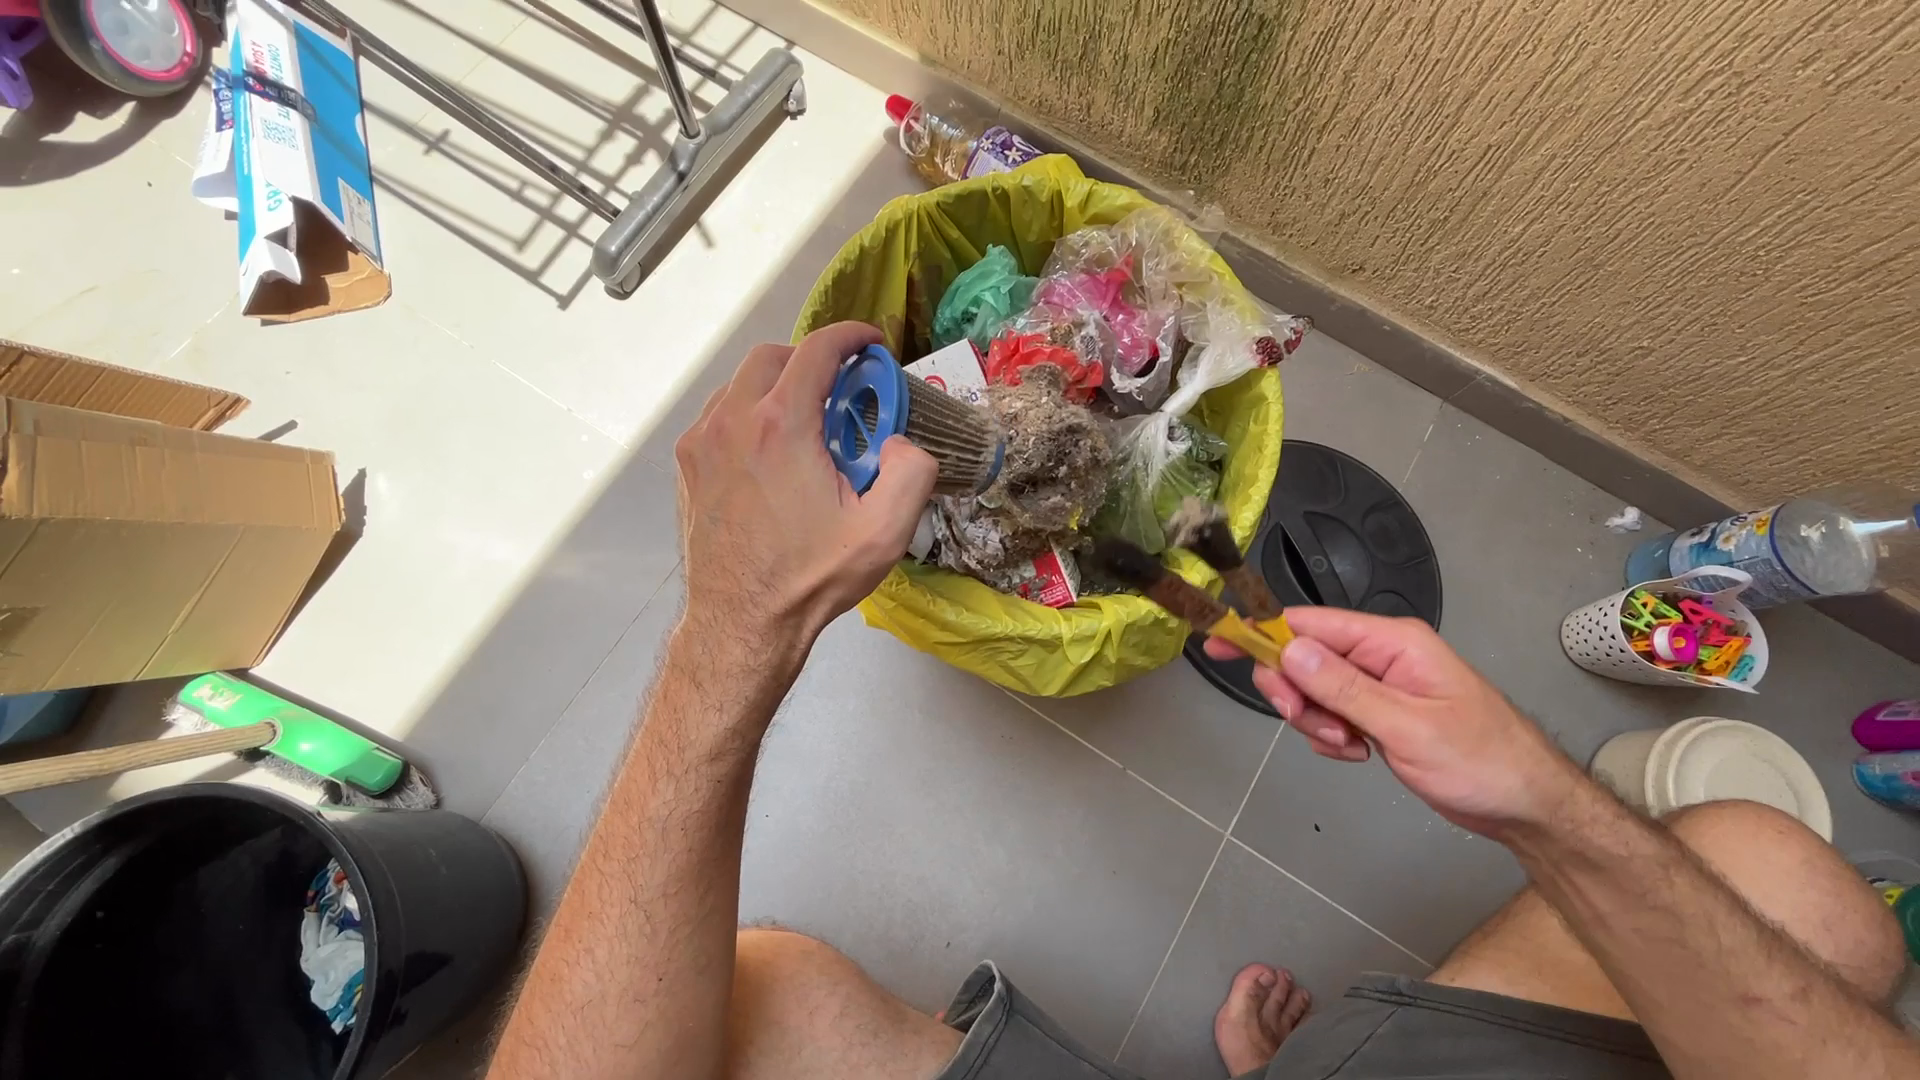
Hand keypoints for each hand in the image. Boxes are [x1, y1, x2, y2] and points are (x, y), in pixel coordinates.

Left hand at [674, 322, 937, 657]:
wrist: (743, 622)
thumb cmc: (812, 577)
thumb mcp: (884, 531)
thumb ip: (912, 471)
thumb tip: (902, 440)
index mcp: (781, 426)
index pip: (816, 350)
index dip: (850, 337)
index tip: (871, 343)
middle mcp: (732, 421)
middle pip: (772, 356)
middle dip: (811, 359)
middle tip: (842, 390)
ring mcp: (701, 443)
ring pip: (740, 384)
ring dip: (777, 386)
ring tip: (807, 423)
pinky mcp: (687, 466)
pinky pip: (720, 416)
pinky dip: (749, 414)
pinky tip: (771, 452)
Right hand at [1204, 607, 1584, 837]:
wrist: (1528, 807)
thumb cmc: (1480, 761)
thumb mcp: (1406, 726)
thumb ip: (1342, 687)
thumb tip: (1287, 649)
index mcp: (1390, 641)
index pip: (1308, 624)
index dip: (1261, 632)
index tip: (1219, 644)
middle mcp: (1378, 655)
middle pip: (1302, 657)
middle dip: (1296, 692)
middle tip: (1312, 724)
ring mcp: (1377, 683)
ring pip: (1311, 689)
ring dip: (1316, 720)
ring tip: (1350, 746)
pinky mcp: (1375, 711)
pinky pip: (1328, 713)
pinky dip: (1331, 735)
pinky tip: (1358, 752)